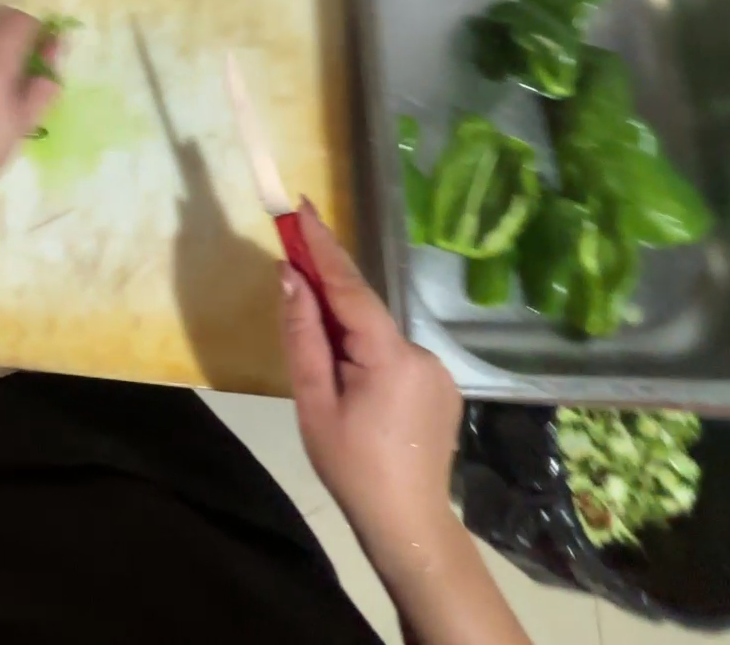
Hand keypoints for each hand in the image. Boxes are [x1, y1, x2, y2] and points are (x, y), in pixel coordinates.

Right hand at [281, 203, 463, 561]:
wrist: (407, 523)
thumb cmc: (349, 462)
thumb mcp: (313, 398)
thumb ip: (302, 333)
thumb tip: (291, 277)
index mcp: (390, 356)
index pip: (351, 287)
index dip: (323, 244)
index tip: (301, 207)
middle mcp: (421, 353)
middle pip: (362, 307)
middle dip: (324, 285)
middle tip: (291, 260)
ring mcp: (435, 369)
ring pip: (375, 331)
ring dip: (342, 328)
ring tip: (319, 364)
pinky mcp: (438, 384)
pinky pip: (389, 350)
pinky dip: (362, 347)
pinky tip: (348, 381)